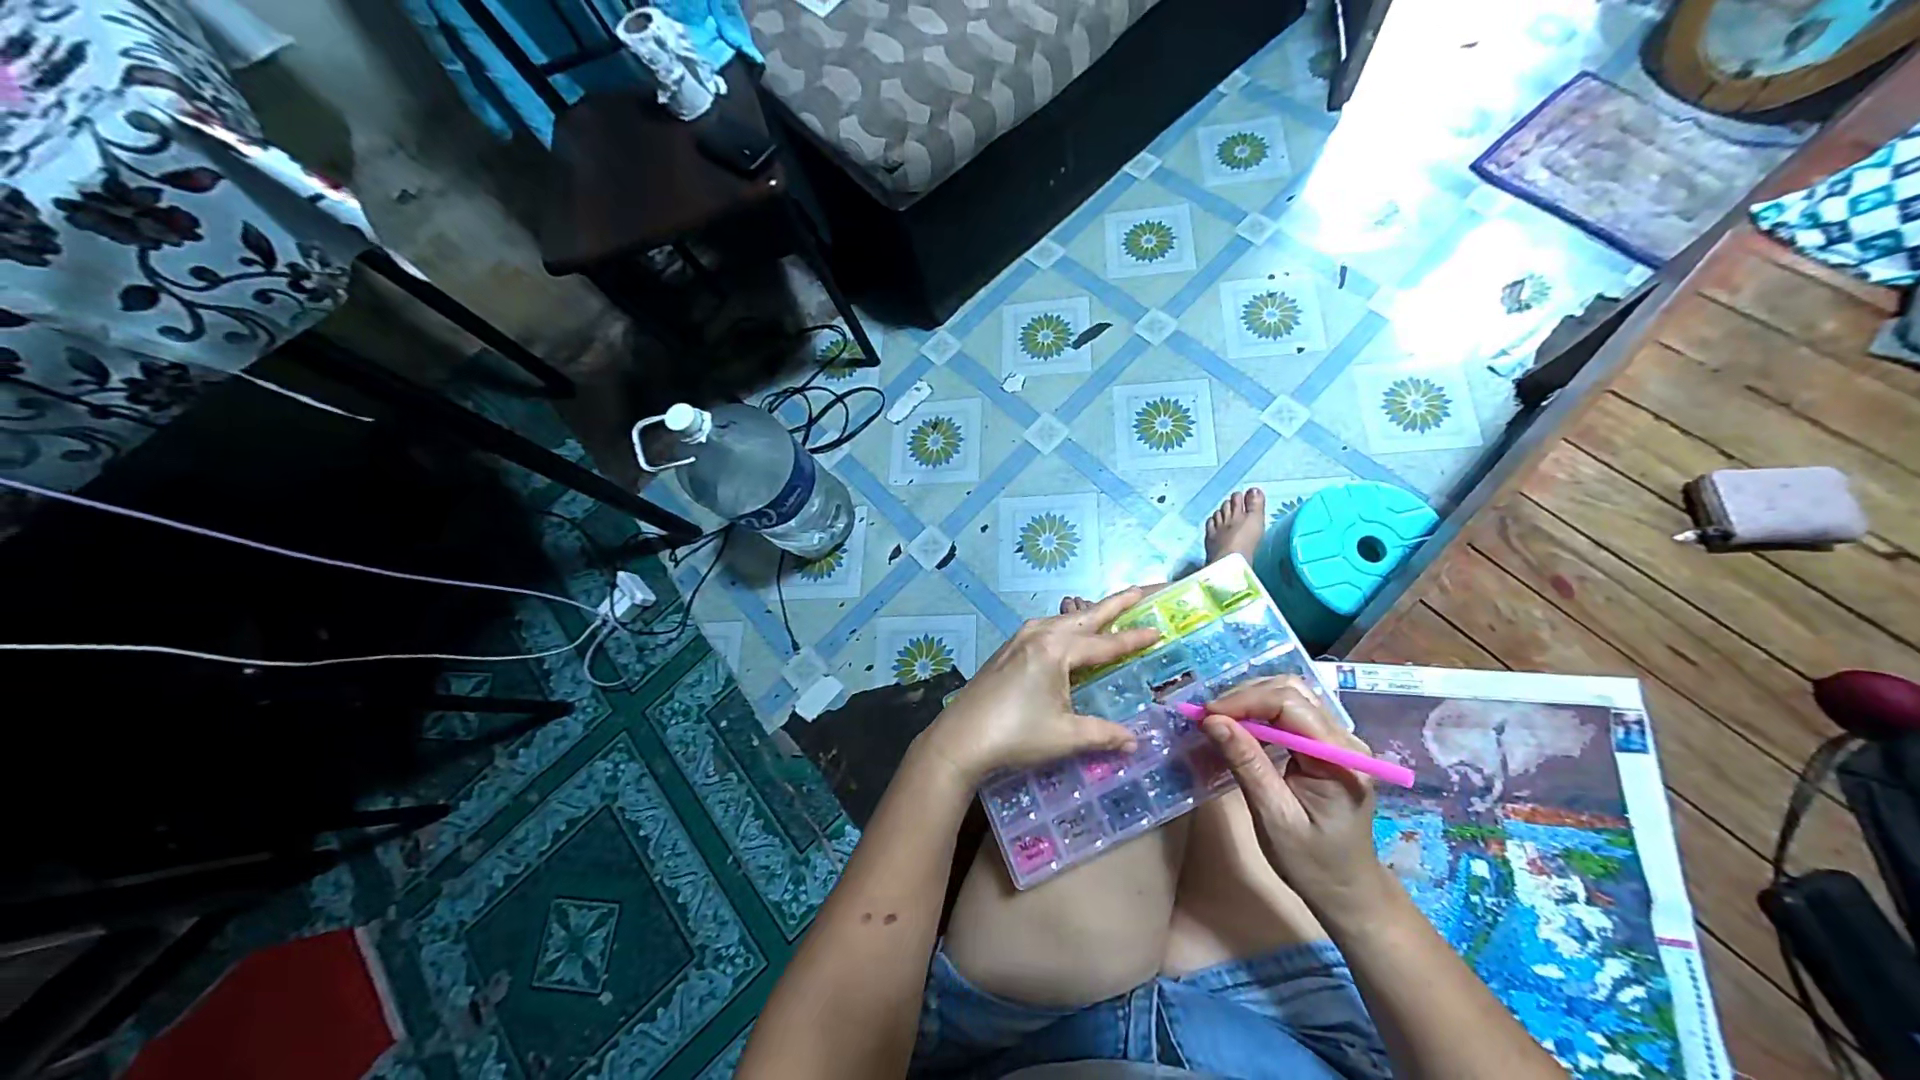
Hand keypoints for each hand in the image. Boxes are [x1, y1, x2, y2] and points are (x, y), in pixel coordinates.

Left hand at [918, 588, 1162, 783]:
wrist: (960, 738)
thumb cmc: (1016, 734)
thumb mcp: (1066, 736)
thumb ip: (1104, 734)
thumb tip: (1134, 742)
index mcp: (1056, 650)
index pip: (1105, 644)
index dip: (1134, 639)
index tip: (1159, 629)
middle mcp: (1039, 634)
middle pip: (1085, 617)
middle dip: (1115, 604)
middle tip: (1141, 590)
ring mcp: (1019, 639)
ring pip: (1062, 620)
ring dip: (1088, 615)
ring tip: (1108, 611)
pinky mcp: (1006, 650)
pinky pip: (1045, 628)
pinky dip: (1066, 626)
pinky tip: (1067, 635)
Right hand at [1199, 677, 1391, 910]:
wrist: (1346, 890)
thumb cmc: (1312, 862)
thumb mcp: (1273, 816)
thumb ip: (1246, 763)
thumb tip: (1212, 720)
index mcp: (1340, 758)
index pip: (1289, 704)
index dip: (1244, 701)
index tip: (1206, 716)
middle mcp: (1345, 740)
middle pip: (1291, 691)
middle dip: (1245, 697)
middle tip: (1209, 717)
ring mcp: (1338, 740)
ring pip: (1290, 695)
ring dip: (1250, 700)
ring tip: (1220, 719)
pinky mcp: (1325, 744)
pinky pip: (1290, 712)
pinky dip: (1259, 711)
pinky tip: (1239, 726)